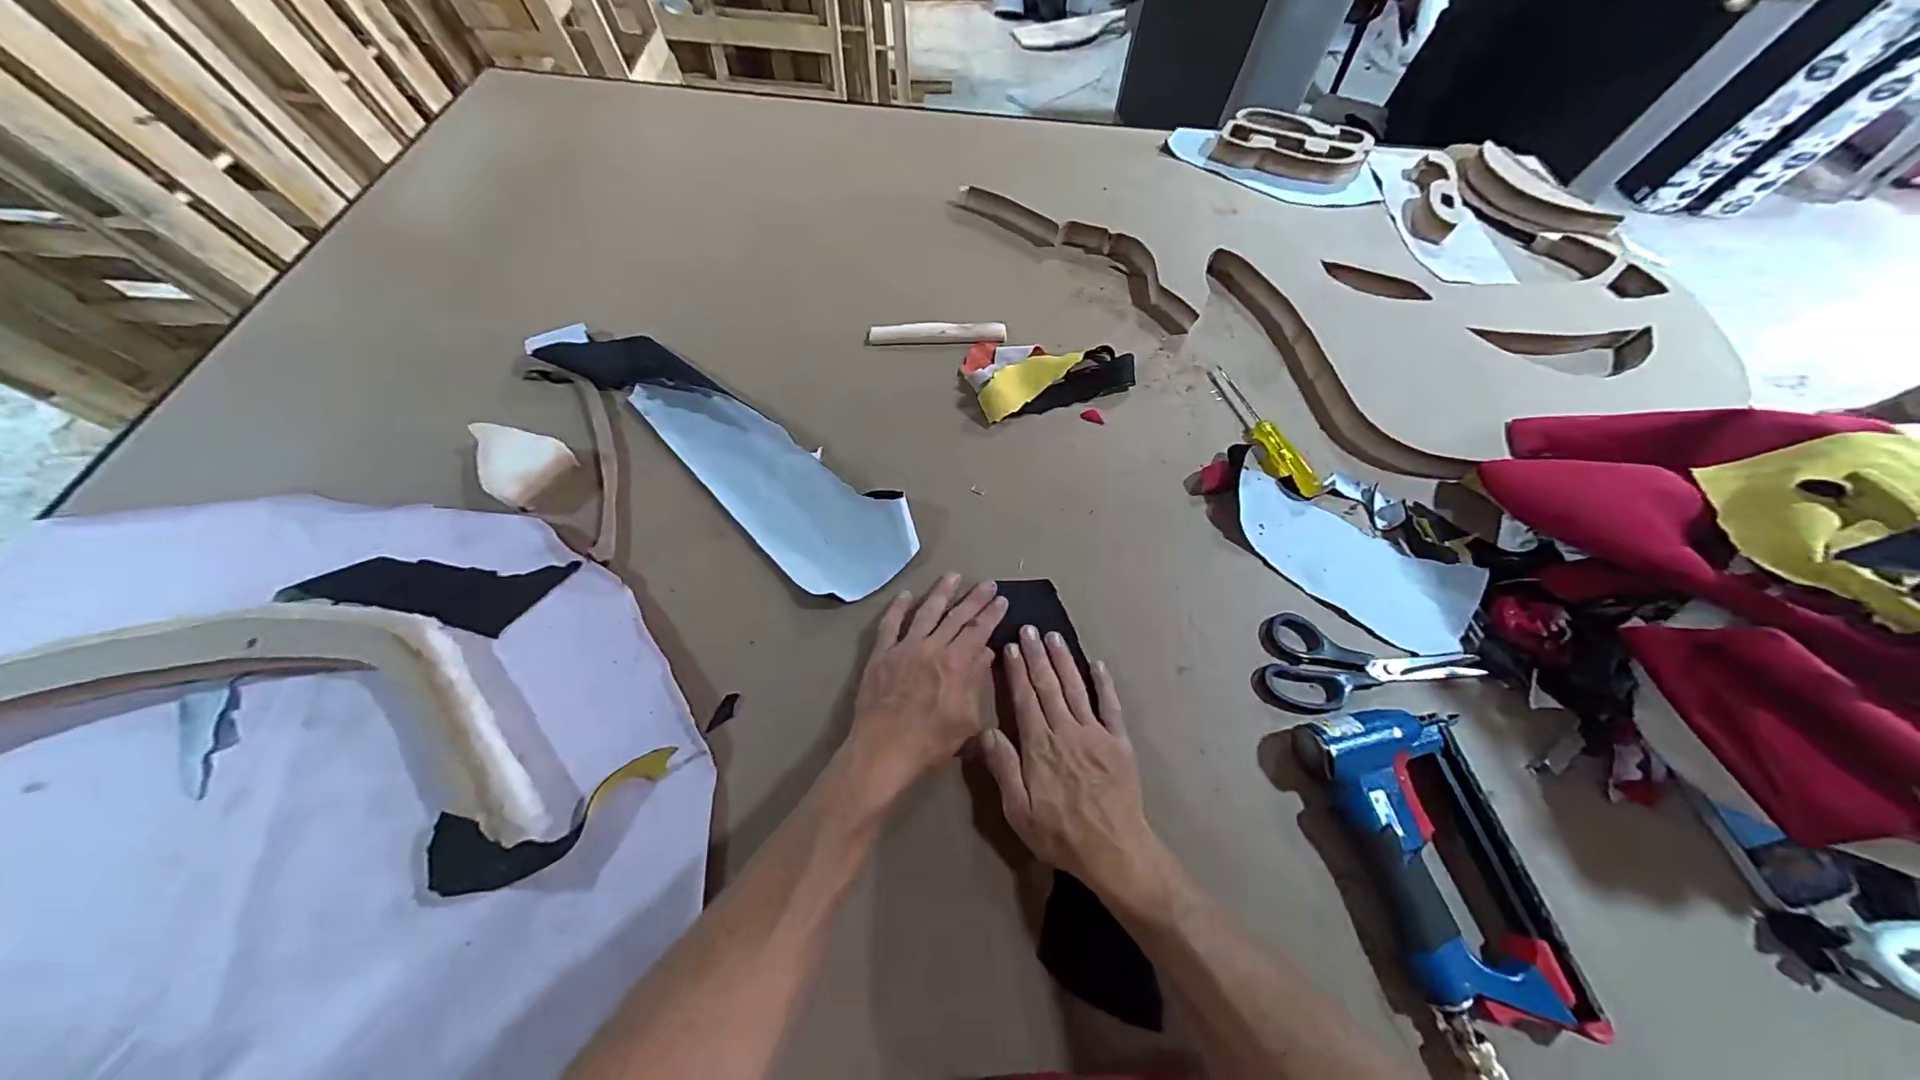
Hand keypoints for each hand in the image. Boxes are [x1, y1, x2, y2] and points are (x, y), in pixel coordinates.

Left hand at [843, 573, 1006, 803]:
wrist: (883, 749)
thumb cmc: (930, 742)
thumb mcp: (967, 719)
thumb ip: (977, 682)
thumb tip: (986, 652)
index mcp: (956, 664)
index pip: (979, 631)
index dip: (992, 614)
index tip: (1002, 600)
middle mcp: (932, 648)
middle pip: (957, 616)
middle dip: (975, 598)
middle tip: (988, 584)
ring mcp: (904, 648)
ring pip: (926, 612)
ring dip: (941, 593)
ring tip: (953, 576)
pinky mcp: (881, 654)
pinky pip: (891, 624)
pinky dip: (899, 607)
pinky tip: (906, 595)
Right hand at [980, 627, 1166, 903]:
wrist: (1114, 850)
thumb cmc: (1060, 834)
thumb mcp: (1018, 810)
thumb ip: (1003, 768)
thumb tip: (986, 732)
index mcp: (1039, 746)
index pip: (1025, 699)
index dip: (1016, 671)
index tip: (1010, 647)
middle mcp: (1066, 731)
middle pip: (1048, 685)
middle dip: (1036, 655)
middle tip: (1028, 629)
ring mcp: (1096, 734)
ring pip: (1076, 688)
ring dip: (1063, 660)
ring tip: (1053, 636)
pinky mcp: (1119, 742)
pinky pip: (1111, 706)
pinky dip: (1104, 683)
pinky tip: (1097, 664)